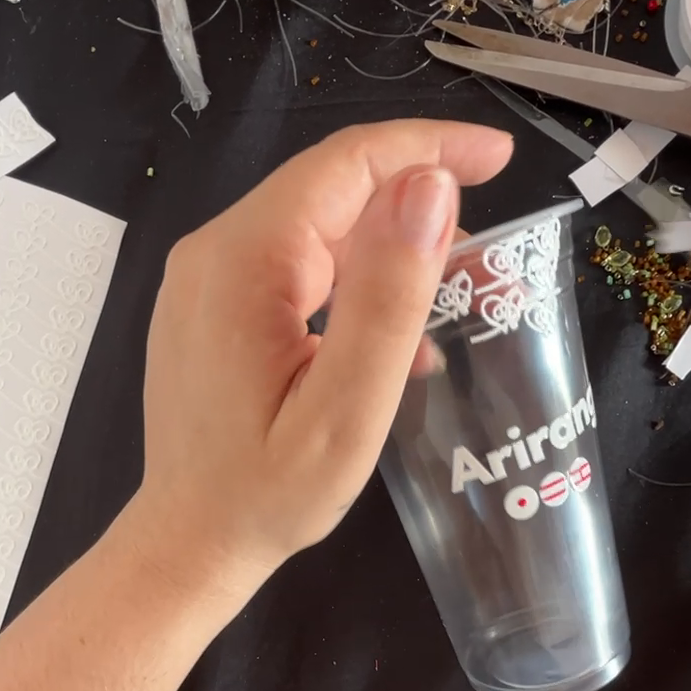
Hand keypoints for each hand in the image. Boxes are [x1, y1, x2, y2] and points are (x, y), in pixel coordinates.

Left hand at [127, 120, 513, 590]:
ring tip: (449, 303)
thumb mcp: (343, 412)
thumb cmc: (267, 495)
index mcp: (242, 262)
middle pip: (331, 194)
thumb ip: (386, 301)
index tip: (498, 157)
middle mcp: (214, 254)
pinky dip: (349, 290)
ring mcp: (207, 282)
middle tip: (484, 260)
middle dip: (414, 209)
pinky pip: (294, 274)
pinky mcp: (213, 312)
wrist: (192, 541)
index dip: (428, 149)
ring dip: (386, 256)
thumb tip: (428, 190)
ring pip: (317, 234)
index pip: (346, 165)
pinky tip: (386, 342)